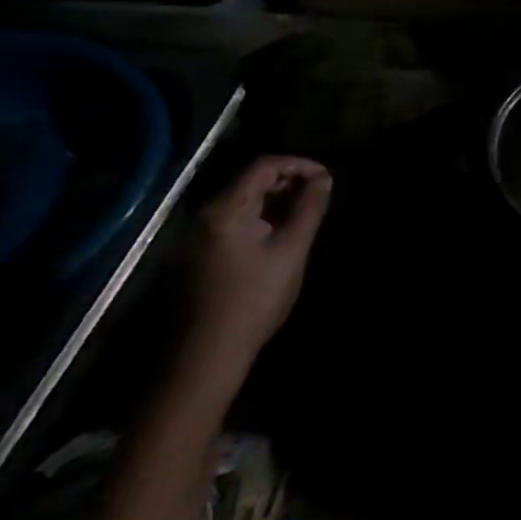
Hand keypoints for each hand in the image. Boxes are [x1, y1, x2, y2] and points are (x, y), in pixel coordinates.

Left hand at [184, 156, 332, 369]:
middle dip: (287, 181)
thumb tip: (323, 179)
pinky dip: (258, 217)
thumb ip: (309, 209)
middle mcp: (204, 215)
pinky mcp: (194, 256)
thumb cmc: (255, 298)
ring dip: (274, 199)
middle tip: (318, 194)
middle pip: (248, 181)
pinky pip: (230, 222)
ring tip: (303, 212)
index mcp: (225, 209)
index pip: (263, 166)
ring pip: (239, 202)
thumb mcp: (292, 250)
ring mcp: (195, 237)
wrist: (206, 355)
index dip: (298, 165)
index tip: (326, 177)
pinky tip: (277, 235)